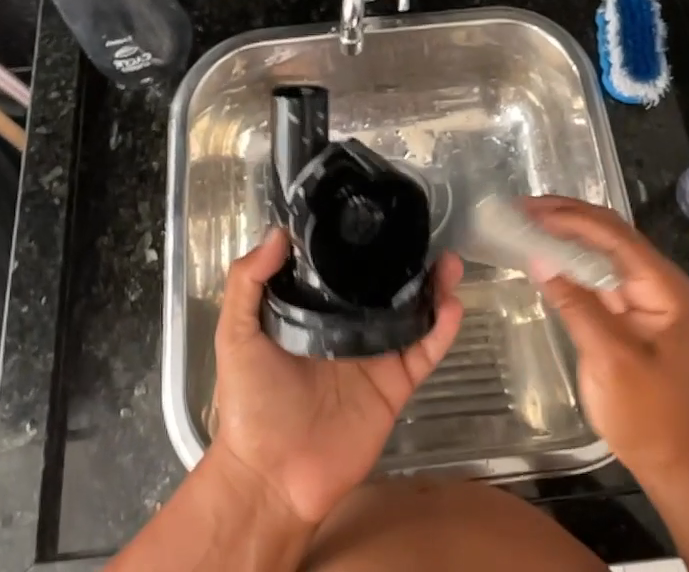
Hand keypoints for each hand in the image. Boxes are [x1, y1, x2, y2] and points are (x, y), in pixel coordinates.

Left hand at [209, 229, 464, 526]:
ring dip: (433, 288)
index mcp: (310, 314)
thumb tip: (277, 232)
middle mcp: (345, 329)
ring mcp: (373, 357)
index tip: (374, 212)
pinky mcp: (394, 385)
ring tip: (449, 262)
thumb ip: (247, 283)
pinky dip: (442, 329)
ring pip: (411, 314)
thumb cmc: (250, 403)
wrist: (273, 475)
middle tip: (424, 234)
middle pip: (383, 287)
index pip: (340, 270)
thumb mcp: (236, 335)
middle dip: (406, 261)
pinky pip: (424, 352)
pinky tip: (452, 304)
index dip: (358, 244)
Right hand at [525, 196, 688, 479]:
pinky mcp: (626, 315)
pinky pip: (595, 277)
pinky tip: (543, 256)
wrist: (675, 462)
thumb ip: (577, 304)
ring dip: (565, 235)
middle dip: (567, 217)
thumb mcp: (611, 358)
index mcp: (663, 286)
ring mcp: (642, 298)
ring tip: (526, 222)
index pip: (614, 235)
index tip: (529, 210)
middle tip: (521, 208)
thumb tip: (539, 258)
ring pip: (601, 252)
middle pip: (609, 235)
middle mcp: (655, 282)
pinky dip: (569, 263)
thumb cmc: (650, 413)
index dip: (571, 218)